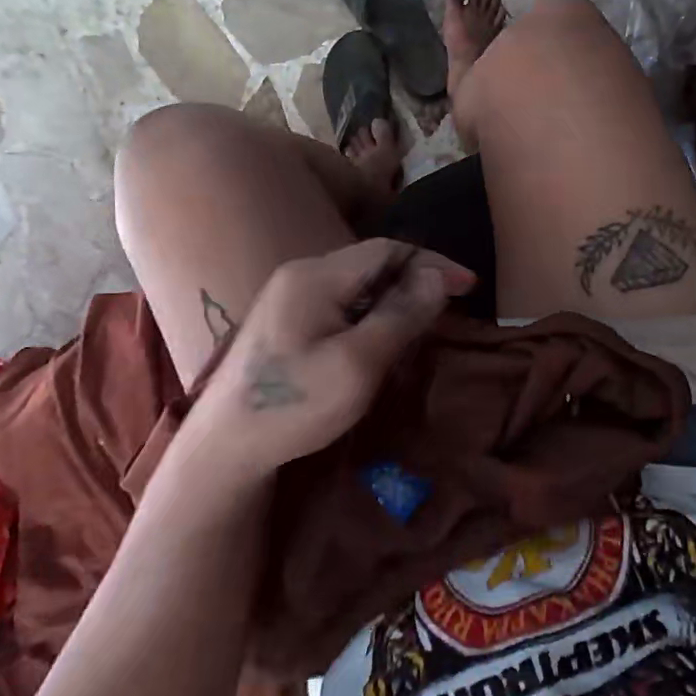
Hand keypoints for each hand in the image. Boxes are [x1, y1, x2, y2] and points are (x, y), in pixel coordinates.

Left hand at [179, 239, 475, 481]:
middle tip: (449, 310)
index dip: (432, 263)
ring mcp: (286, 299)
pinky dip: (368, 315)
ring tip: (422, 326)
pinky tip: (379, 340)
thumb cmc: (294, 405)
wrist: (225, 446)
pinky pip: (337, 305)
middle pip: (369, 264)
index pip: (386, 249)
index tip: (470, 287)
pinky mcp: (282, 323)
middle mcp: (298, 276)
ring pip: (354, 286)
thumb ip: (399, 315)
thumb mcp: (357, 363)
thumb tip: (436, 275)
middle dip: (414, 280)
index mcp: (315, 275)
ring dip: (392, 299)